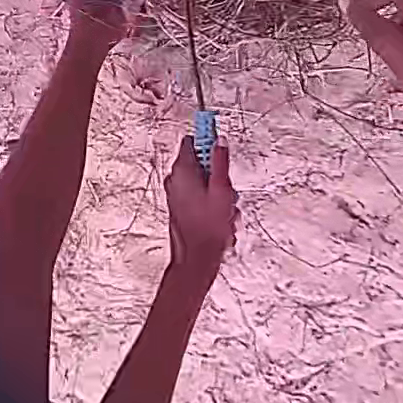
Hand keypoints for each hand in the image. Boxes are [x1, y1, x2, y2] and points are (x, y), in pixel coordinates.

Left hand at [165, 135, 235, 282]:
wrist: (196, 261)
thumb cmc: (206, 228)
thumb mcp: (221, 189)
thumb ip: (220, 161)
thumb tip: (220, 140)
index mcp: (182, 170)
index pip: (193, 140)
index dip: (208, 142)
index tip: (220, 146)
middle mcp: (175, 180)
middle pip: (201, 163)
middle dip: (219, 175)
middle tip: (226, 190)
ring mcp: (177, 195)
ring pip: (204, 182)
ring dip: (219, 193)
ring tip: (225, 210)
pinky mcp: (181, 208)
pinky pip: (201, 197)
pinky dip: (212, 205)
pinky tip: (221, 220)